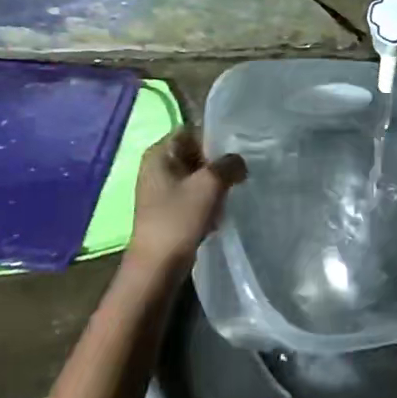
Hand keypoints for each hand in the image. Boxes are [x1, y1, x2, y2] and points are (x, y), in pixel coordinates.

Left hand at [128, 128, 246, 270]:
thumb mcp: (209, 185)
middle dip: (218, 162)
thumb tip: (239, 162)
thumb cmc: (179, 219)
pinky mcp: (168, 211)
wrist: (158, 266)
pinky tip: (220, 212)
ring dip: (215, 183)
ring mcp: (160, 190)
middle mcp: (156, 167)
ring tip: (233, 191)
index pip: (191, 131)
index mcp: (159, 153)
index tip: (237, 150)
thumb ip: (229, 165)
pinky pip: (193, 196)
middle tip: (240, 172)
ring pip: (196, 176)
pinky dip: (208, 200)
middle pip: (194, 154)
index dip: (214, 138)